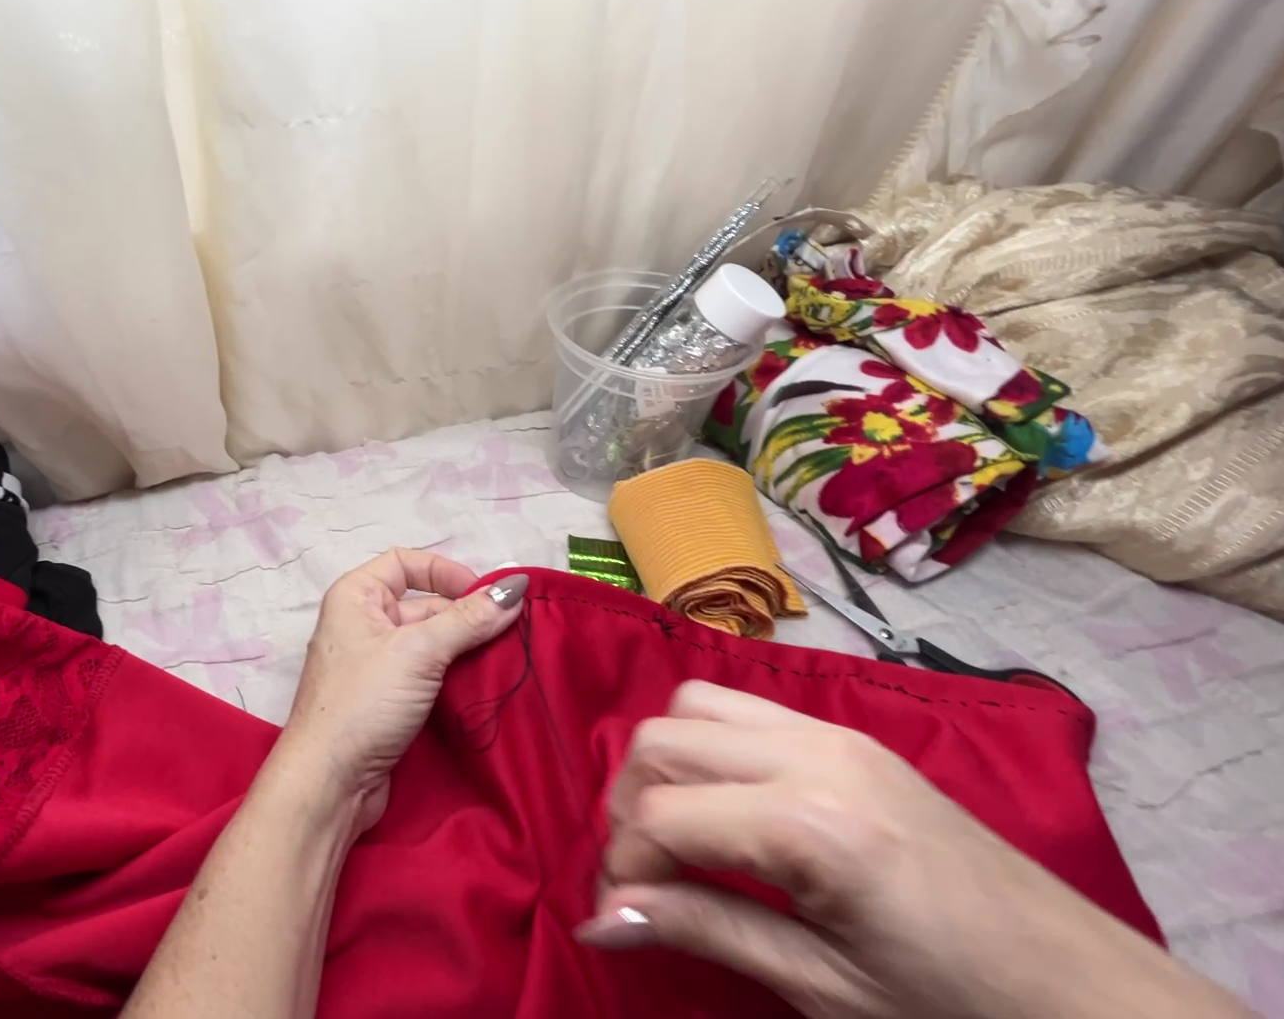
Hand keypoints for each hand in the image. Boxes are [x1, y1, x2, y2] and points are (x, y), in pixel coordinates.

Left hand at [272, 550, 525, 831]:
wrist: (329, 783)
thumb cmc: (363, 703)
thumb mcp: (418, 652)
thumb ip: (468, 620)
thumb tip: (515, 587)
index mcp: (355, 597)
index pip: (405, 563)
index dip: (445, 571)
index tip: (485, 594)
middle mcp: (363, 624)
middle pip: (424, 604)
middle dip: (465, 615)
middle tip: (512, 632)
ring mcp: (376, 664)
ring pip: (431, 642)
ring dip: (466, 648)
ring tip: (509, 658)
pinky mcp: (389, 699)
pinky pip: (429, 674)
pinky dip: (456, 676)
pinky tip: (489, 684)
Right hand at [578, 681, 1253, 1018]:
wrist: (1096, 995)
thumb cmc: (960, 1009)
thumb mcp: (822, 986)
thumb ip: (700, 929)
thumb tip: (597, 919)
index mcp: (811, 825)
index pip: (662, 817)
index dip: (622, 868)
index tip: (616, 915)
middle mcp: (813, 754)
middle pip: (662, 741)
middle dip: (629, 807)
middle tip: (642, 875)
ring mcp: (833, 732)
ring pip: (693, 706)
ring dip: (663, 764)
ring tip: (676, 831)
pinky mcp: (849, 734)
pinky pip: (741, 707)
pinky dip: (707, 743)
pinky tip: (726, 802)